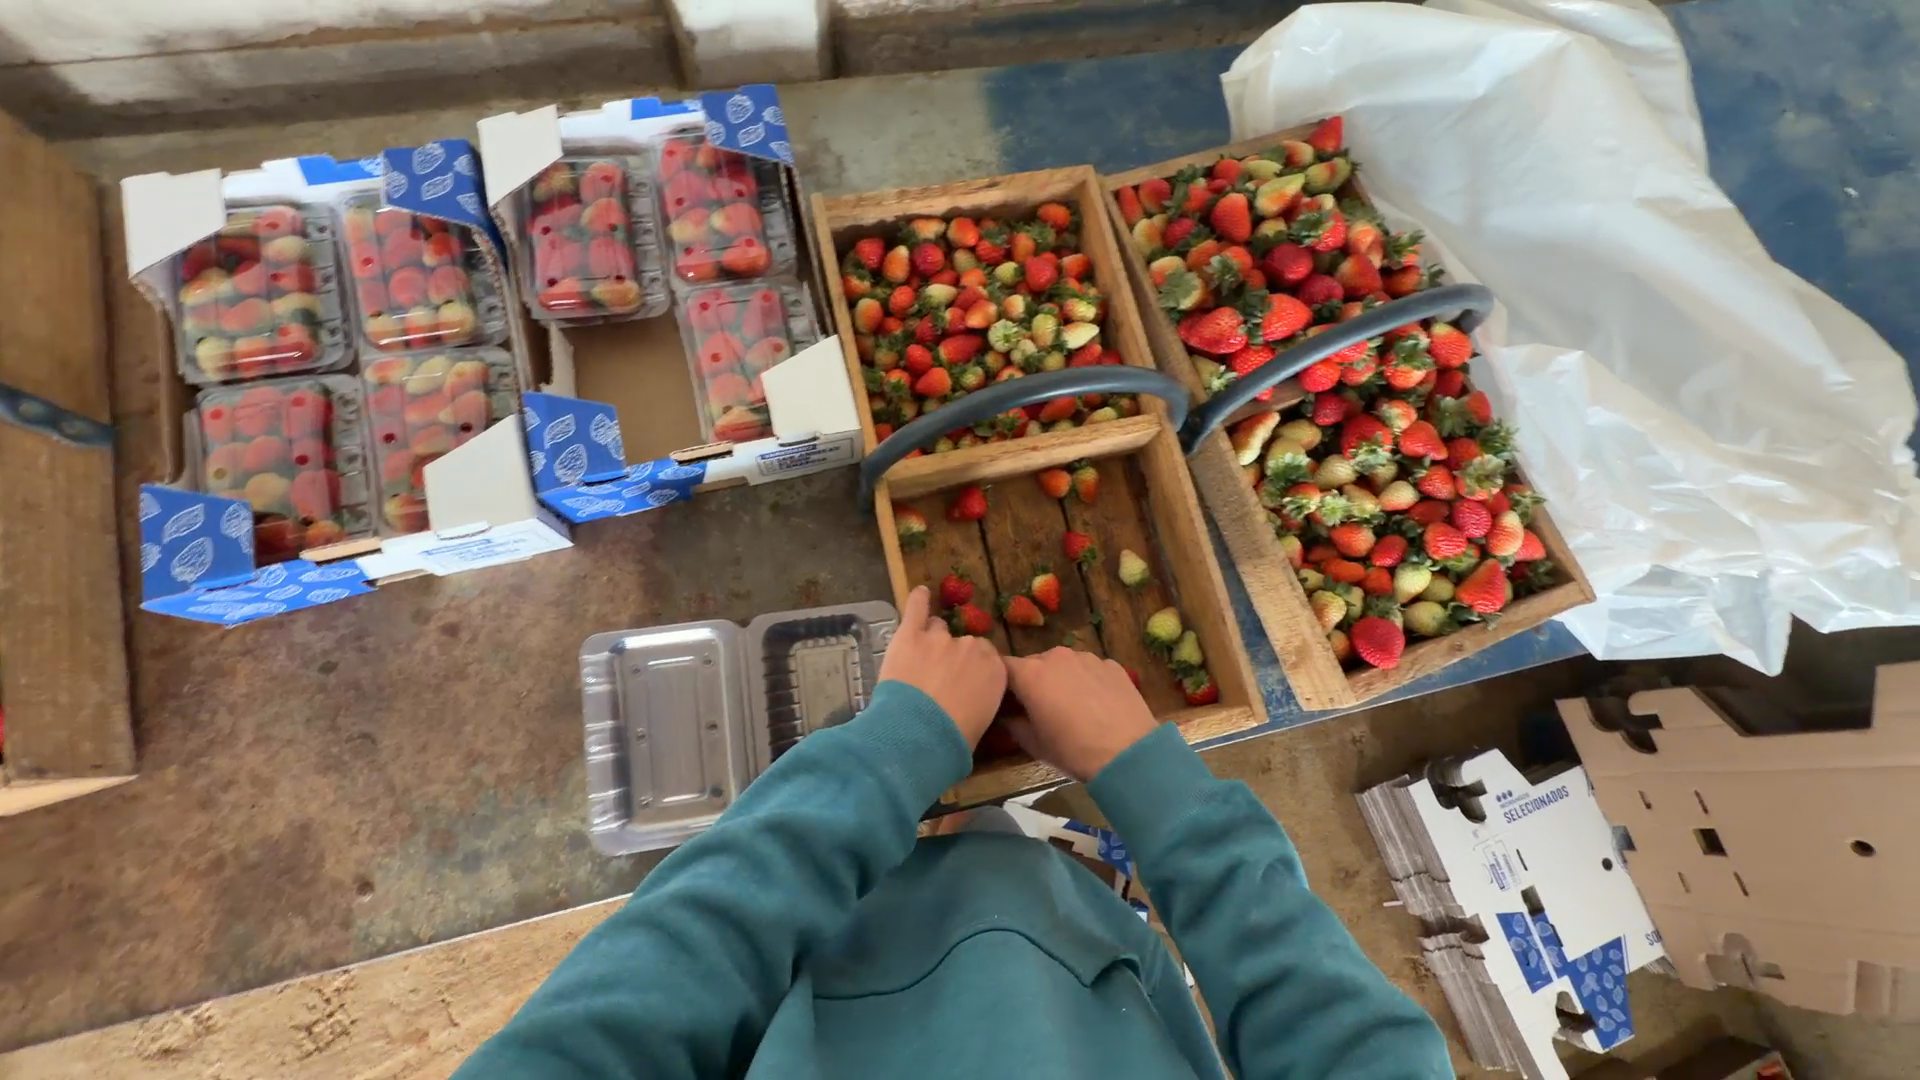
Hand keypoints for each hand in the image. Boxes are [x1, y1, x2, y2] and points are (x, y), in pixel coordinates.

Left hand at [877, 586, 1007, 747]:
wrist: (919, 736)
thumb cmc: (953, 741)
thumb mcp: (980, 724)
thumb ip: (979, 703)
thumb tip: (970, 706)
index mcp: (994, 671)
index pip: (987, 659)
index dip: (972, 669)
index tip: (963, 681)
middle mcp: (972, 648)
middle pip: (963, 643)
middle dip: (952, 656)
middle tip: (939, 677)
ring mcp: (940, 638)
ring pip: (938, 629)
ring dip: (932, 639)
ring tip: (920, 656)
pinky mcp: (910, 636)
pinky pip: (916, 608)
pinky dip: (918, 600)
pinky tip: (920, 593)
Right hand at [1002, 648, 1157, 781]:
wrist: (1128, 753)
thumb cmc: (1074, 750)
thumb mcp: (1035, 745)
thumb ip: (1014, 725)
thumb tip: (1008, 717)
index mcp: (1030, 673)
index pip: (1003, 666)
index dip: (1002, 682)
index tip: (1005, 700)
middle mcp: (1056, 656)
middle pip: (1034, 663)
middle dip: (1032, 680)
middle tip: (1040, 707)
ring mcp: (1087, 657)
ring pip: (1064, 663)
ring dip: (1061, 678)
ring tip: (1073, 706)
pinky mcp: (1112, 664)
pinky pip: (1090, 668)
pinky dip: (1087, 680)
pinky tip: (1098, 704)